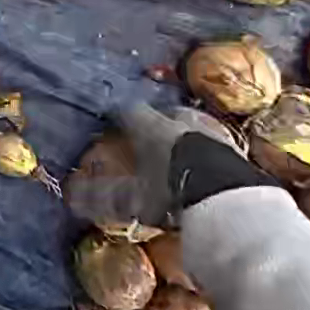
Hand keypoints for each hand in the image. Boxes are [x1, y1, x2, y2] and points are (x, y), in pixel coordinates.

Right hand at [64, 103, 266, 229]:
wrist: (230, 197)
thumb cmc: (171, 188)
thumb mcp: (133, 197)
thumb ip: (104, 197)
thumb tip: (70, 198)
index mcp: (152, 126)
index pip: (130, 111)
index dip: (120, 114)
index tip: (113, 119)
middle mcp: (182, 123)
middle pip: (169, 114)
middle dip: (161, 121)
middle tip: (153, 134)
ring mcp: (214, 134)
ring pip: (197, 126)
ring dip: (189, 134)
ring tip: (184, 149)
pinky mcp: (239, 152)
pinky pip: (219, 145)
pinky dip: (211, 151)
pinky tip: (210, 166)